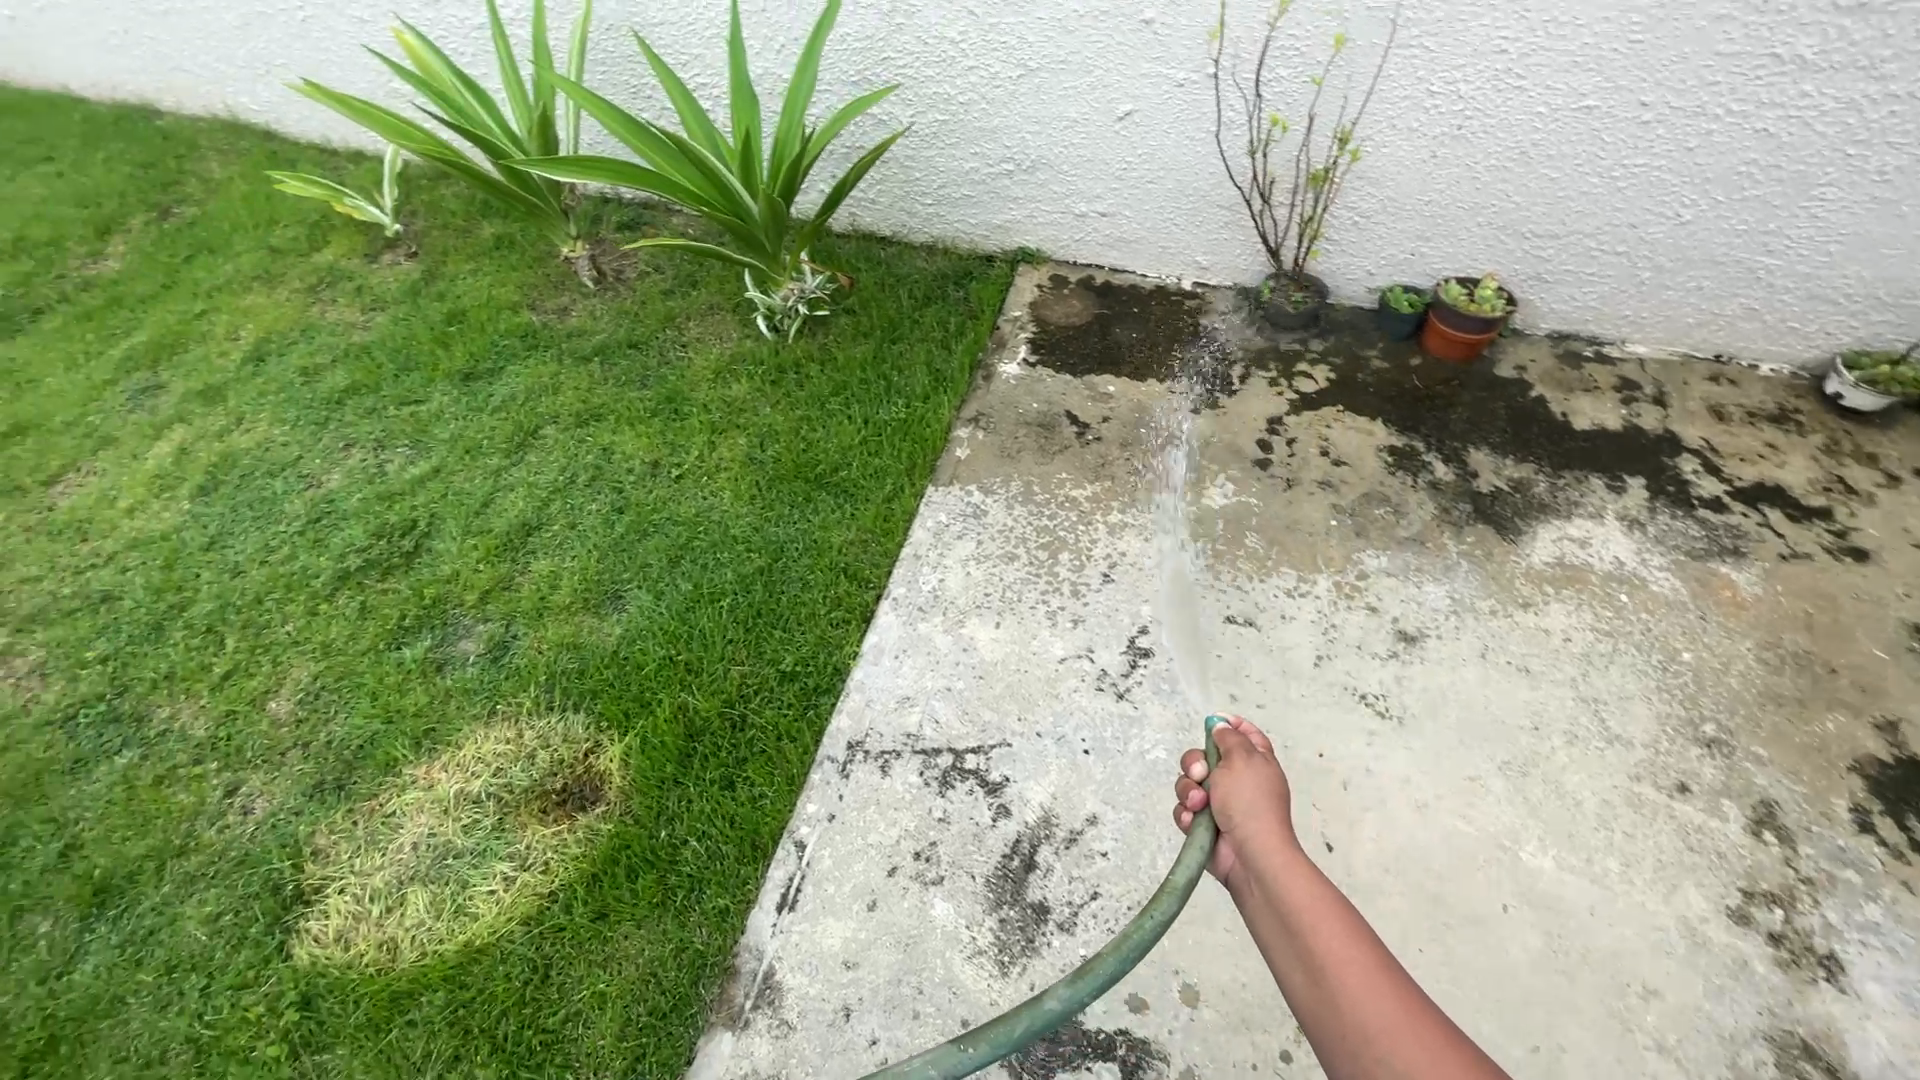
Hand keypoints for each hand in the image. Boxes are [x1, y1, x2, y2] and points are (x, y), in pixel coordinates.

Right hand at [1173, 715, 1298, 887]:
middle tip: (1201, 774)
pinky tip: (1194, 821)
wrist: (1249, 854)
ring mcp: (1220, 802)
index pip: (1244, 734)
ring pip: (1189, 783)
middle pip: (1205, 757)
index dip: (1229, 725)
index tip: (1213, 722)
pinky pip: (1185, 810)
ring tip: (1198, 804)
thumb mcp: (1242, 758)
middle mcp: (1237, 779)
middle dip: (1194, 763)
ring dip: (1188, 791)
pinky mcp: (1204, 823)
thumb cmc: (1249, 802)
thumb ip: (1229, 737)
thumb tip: (1221, 727)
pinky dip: (1187, 814)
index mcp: (1254, 760)